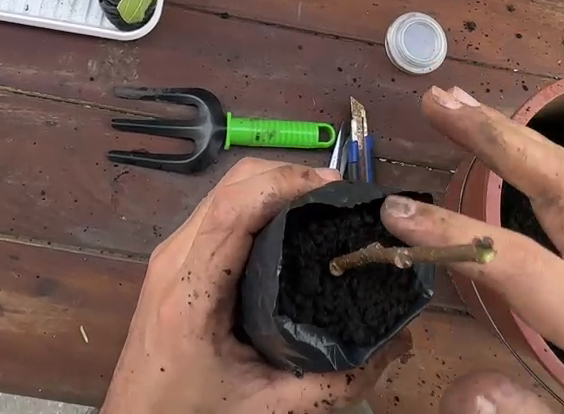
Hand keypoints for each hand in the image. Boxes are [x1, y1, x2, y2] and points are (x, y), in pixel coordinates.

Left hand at [103, 158, 410, 413]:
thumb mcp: (266, 409)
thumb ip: (330, 383)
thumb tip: (393, 346)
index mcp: (191, 291)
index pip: (234, 210)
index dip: (284, 182)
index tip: (332, 184)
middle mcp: (175, 256)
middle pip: (230, 184)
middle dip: (286, 173)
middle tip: (335, 191)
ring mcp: (170, 251)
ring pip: (223, 188)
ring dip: (271, 180)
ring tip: (319, 198)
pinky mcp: (174, 254)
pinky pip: (218, 206)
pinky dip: (255, 196)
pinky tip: (286, 215)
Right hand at [380, 86, 563, 413]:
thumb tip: (458, 392)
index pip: (522, 264)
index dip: (453, 235)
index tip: (396, 212)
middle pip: (561, 180)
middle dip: (495, 134)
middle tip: (438, 101)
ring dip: (512, 134)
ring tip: (460, 106)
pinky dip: (534, 159)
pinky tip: (507, 150)